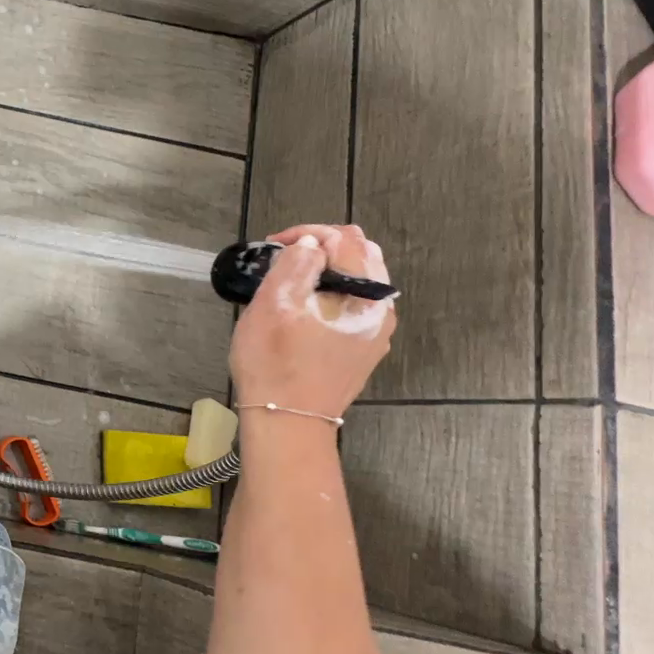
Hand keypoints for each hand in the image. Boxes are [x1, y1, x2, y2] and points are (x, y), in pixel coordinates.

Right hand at [229, 224, 395, 421]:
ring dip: (324, 270)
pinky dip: (329, 293)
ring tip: (287, 282)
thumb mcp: (273, 306)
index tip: (271, 246)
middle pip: (360, 255)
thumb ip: (294, 265)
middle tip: (280, 259)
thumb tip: (308, 244)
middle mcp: (382, 308)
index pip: (344, 239)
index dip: (305, 234)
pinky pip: (352, 304)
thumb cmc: (274, 363)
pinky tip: (302, 308)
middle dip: (319, 247)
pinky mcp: (363, 348)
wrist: (288, 420)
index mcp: (364, 293)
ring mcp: (377, 331)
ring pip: (358, 279)